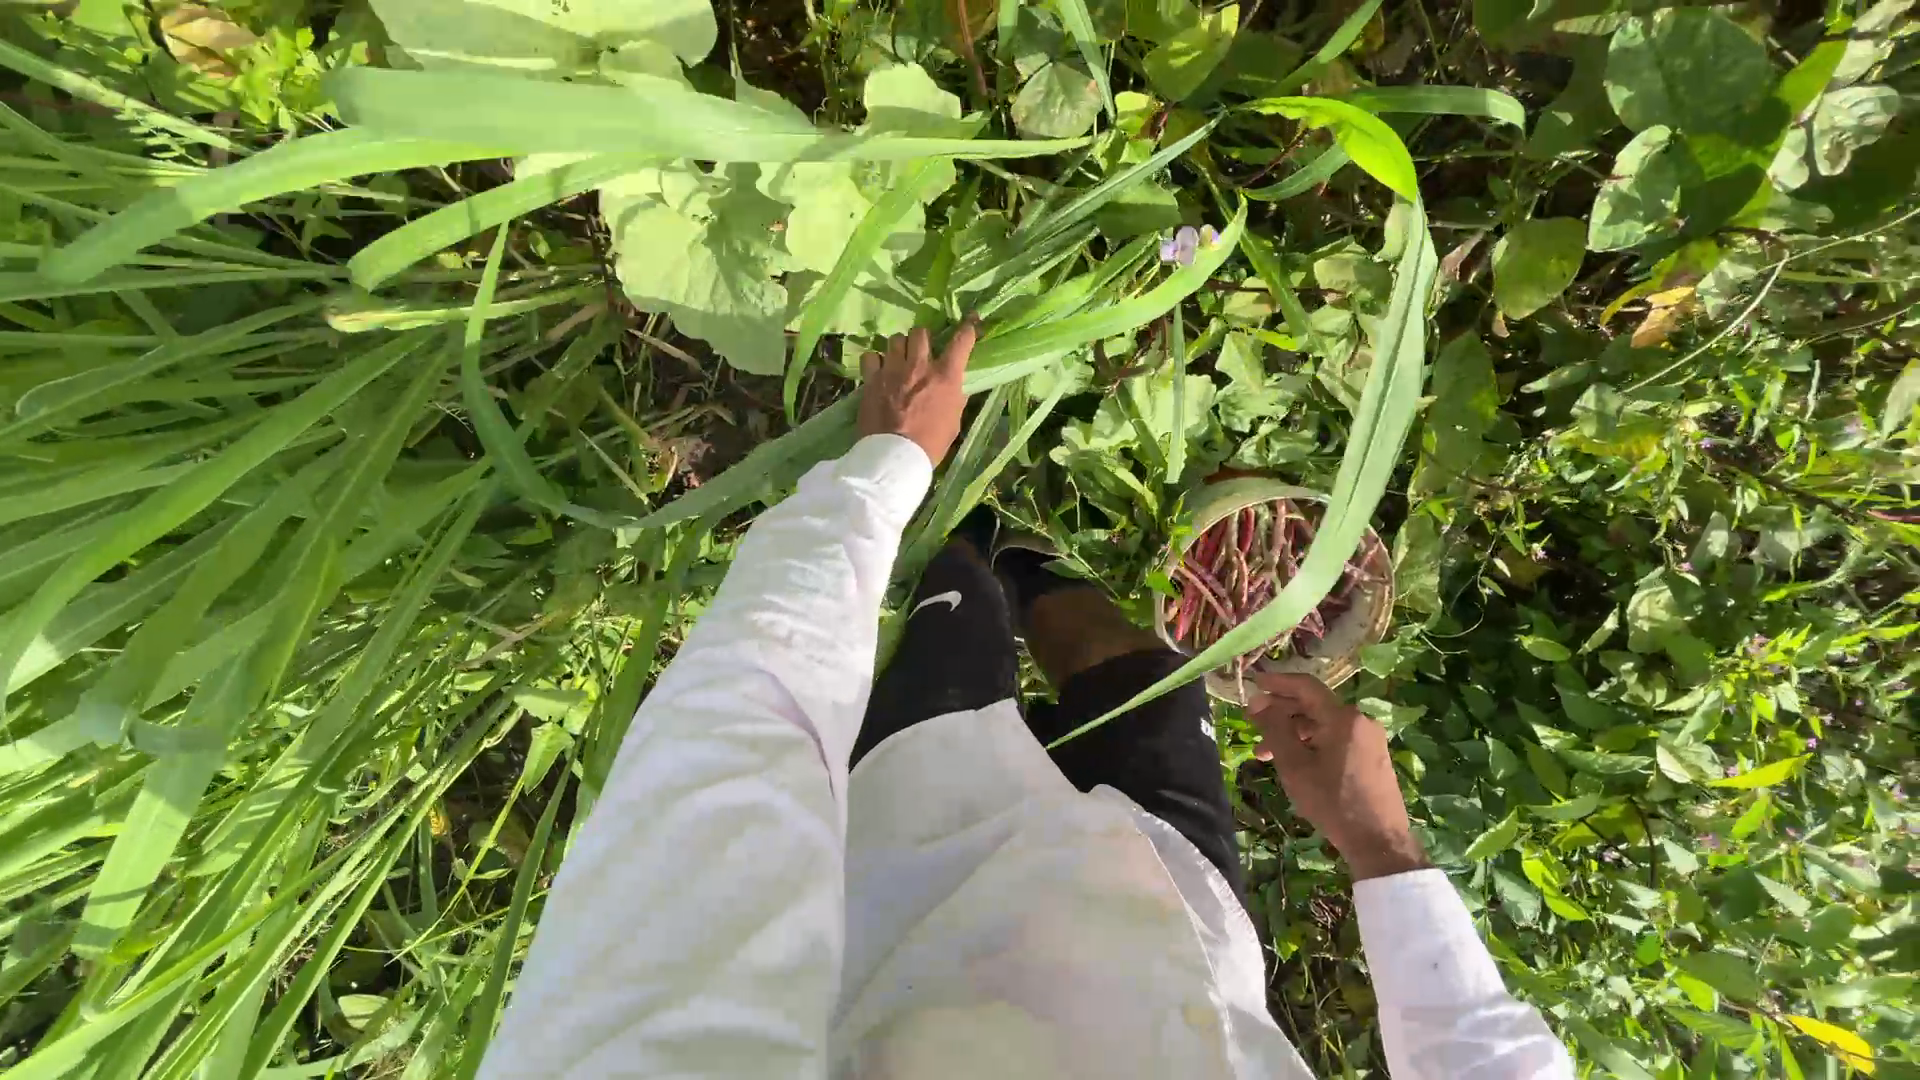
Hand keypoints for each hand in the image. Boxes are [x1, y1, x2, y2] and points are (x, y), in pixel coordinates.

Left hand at [858, 316, 977, 465]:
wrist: (896, 456)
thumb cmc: (931, 443)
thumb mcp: (954, 421)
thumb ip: (955, 398)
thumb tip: (955, 386)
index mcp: (945, 377)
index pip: (961, 341)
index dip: (968, 328)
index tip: (971, 322)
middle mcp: (919, 366)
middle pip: (920, 332)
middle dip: (922, 339)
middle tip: (921, 351)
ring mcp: (893, 370)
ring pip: (895, 340)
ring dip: (899, 348)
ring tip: (898, 360)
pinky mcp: (871, 379)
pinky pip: (871, 356)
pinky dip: (875, 361)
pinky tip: (878, 371)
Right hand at [1247, 672, 1428, 880]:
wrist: (1380, 842)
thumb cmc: (1333, 801)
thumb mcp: (1294, 765)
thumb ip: (1274, 728)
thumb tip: (1258, 702)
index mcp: (1343, 717)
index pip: (1306, 686)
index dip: (1277, 682)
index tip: (1254, 683)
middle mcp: (1359, 720)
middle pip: (1313, 705)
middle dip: (1280, 712)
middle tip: (1252, 721)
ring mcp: (1368, 739)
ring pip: (1322, 724)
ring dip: (1291, 732)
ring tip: (1264, 753)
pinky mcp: (1371, 756)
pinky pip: (1334, 738)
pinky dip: (1310, 743)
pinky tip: (1292, 761)